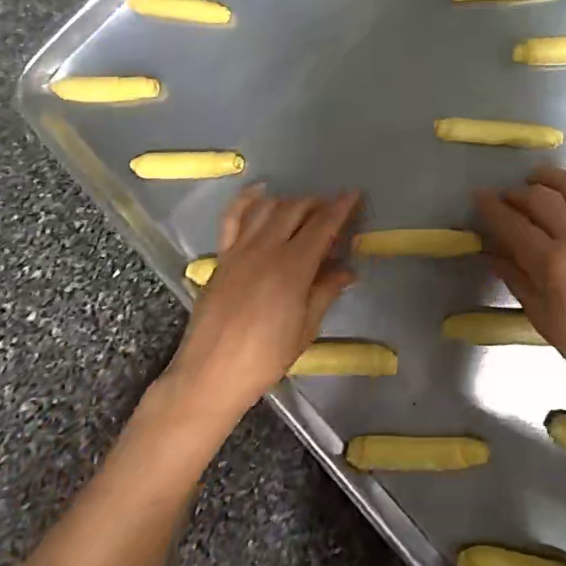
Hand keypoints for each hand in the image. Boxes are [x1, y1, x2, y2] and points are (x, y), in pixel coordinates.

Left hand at [163, 184, 360, 413]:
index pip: (322, 226)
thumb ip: (325, 292)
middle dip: (318, 204)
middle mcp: (266, 250)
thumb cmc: (265, 358)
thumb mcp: (305, 329)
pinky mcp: (222, 257)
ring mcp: (240, 250)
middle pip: (296, 210)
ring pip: (268, 208)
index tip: (354, 194)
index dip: (341, 208)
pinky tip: (261, 192)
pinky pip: (233, 218)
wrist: (212, 373)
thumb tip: (348, 270)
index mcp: (292, 268)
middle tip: (334, 211)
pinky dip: (248, 200)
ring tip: (305, 209)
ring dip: (290, 201)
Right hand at [473, 165, 565, 408]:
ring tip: (536, 177)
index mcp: (552, 262)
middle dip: (516, 193)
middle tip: (504, 197)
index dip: (491, 207)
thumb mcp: (541, 316)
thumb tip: (492, 255)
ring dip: (553, 176)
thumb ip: (516, 279)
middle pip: (540, 199)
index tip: (478, 196)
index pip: (512, 224)